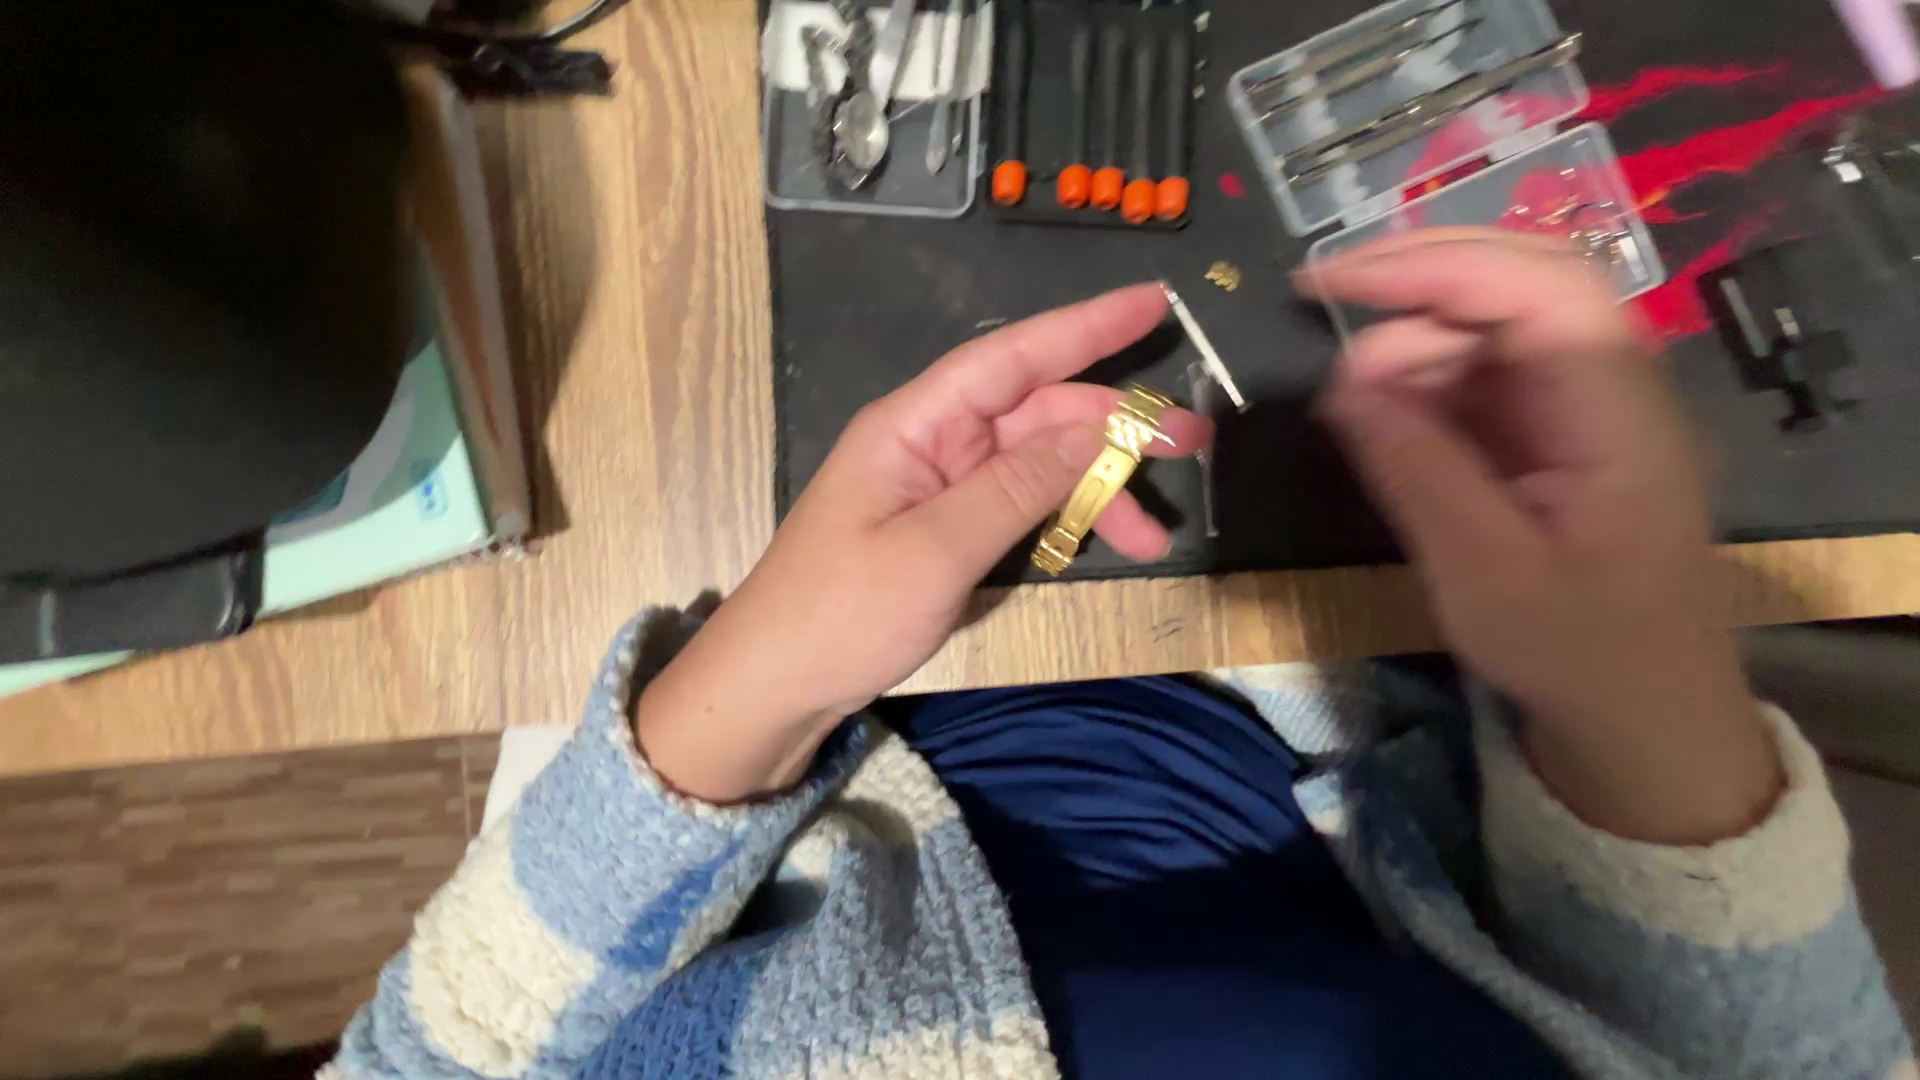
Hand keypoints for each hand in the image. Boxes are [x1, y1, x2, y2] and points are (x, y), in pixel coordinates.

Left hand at [636, 284, 1209, 801]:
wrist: (776, 687)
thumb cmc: (841, 613)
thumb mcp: (936, 549)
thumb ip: (1019, 485)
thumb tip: (1098, 427)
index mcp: (915, 425)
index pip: (1010, 357)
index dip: (1084, 328)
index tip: (1153, 302)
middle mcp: (932, 444)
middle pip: (1036, 414)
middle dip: (1115, 426)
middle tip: (1194, 443)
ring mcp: (941, 490)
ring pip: (1037, 466)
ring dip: (1097, 490)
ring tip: (1155, 533)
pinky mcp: (947, 532)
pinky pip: (1019, 508)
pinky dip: (1062, 521)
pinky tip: (1102, 542)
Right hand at [1302, 229, 1780, 842]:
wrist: (1634, 703)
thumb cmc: (1571, 646)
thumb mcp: (1480, 567)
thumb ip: (1415, 467)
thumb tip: (1341, 383)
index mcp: (1613, 411)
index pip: (1534, 289)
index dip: (1429, 266)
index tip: (1326, 281)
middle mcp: (1603, 384)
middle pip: (1514, 284)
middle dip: (1410, 285)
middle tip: (1317, 309)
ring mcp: (1574, 403)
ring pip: (1484, 328)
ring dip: (1404, 348)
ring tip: (1350, 405)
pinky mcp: (1544, 428)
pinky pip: (1474, 376)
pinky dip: (1414, 384)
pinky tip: (1379, 419)